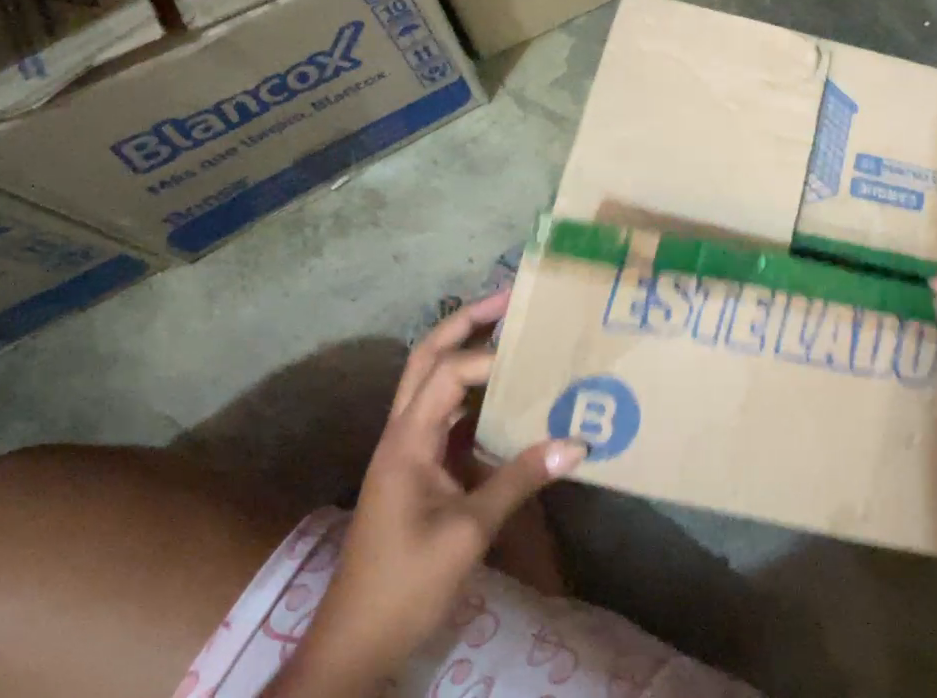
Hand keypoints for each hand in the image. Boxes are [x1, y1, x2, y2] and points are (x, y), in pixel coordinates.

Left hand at [275, 291, 585, 694]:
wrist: (358, 639)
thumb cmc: (407, 582)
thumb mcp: (469, 531)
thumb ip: (521, 479)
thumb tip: (579, 441)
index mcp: (406, 440)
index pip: (448, 374)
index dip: (491, 360)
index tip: (538, 361)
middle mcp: (402, 433)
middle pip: (427, 359)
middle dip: (466, 323)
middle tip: (513, 297)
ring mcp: (408, 451)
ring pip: (433, 384)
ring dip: (467, 352)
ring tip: (513, 331)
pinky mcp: (420, 471)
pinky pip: (448, 417)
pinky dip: (476, 396)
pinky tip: (510, 396)